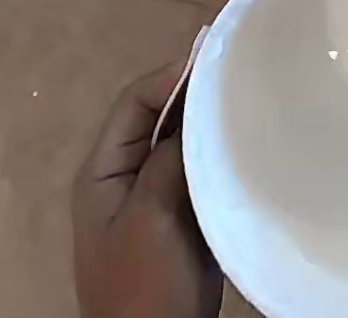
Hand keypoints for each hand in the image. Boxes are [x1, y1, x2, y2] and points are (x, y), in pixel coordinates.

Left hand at [72, 63, 221, 317]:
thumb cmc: (142, 286)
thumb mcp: (148, 216)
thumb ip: (166, 158)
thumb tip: (195, 107)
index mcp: (103, 170)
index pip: (133, 102)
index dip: (168, 77)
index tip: (209, 62)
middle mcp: (126, 171)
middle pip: (158, 115)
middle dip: (191, 93)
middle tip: (234, 73)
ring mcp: (154, 191)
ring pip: (181, 138)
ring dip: (206, 118)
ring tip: (243, 96)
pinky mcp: (181, 208)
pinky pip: (198, 163)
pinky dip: (217, 147)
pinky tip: (244, 136)